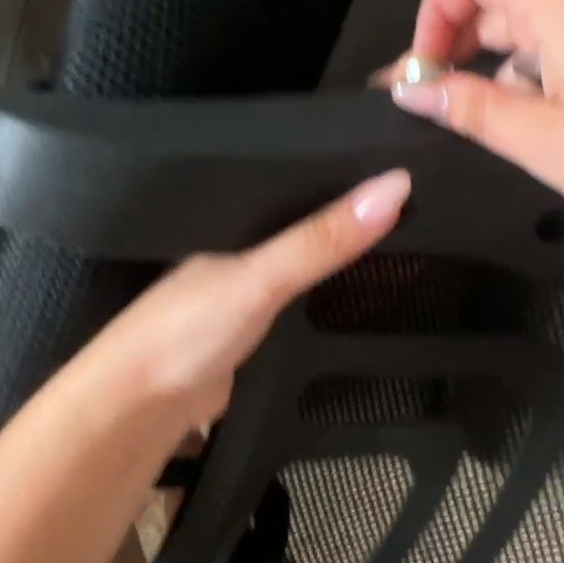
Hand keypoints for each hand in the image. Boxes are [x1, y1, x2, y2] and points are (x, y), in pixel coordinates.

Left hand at [77, 169, 411, 428]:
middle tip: (418, 199)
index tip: (404, 157)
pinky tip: (360, 288)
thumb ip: (321, 240)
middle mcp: (238, 245)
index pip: (298, 178)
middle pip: (306, 220)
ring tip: (405, 235)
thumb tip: (392, 188)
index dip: (346, 168)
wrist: (146, 405)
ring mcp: (245, 287)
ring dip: (341, 254)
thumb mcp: (262, 276)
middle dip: (351, 213)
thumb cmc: (185, 329)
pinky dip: (328, 293)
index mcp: (233, 215)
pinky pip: (300, 299)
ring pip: (305, 261)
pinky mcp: (252, 325)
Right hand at [385, 0, 563, 255]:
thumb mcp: (543, 143)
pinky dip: (543, 64)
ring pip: (542, 17)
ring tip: (496, 122)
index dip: (434, 7)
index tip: (424, 70)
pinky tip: (550, 117)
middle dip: (461, 41)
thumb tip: (409, 88)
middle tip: (439, 104)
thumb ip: (470, 108)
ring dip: (502, 60)